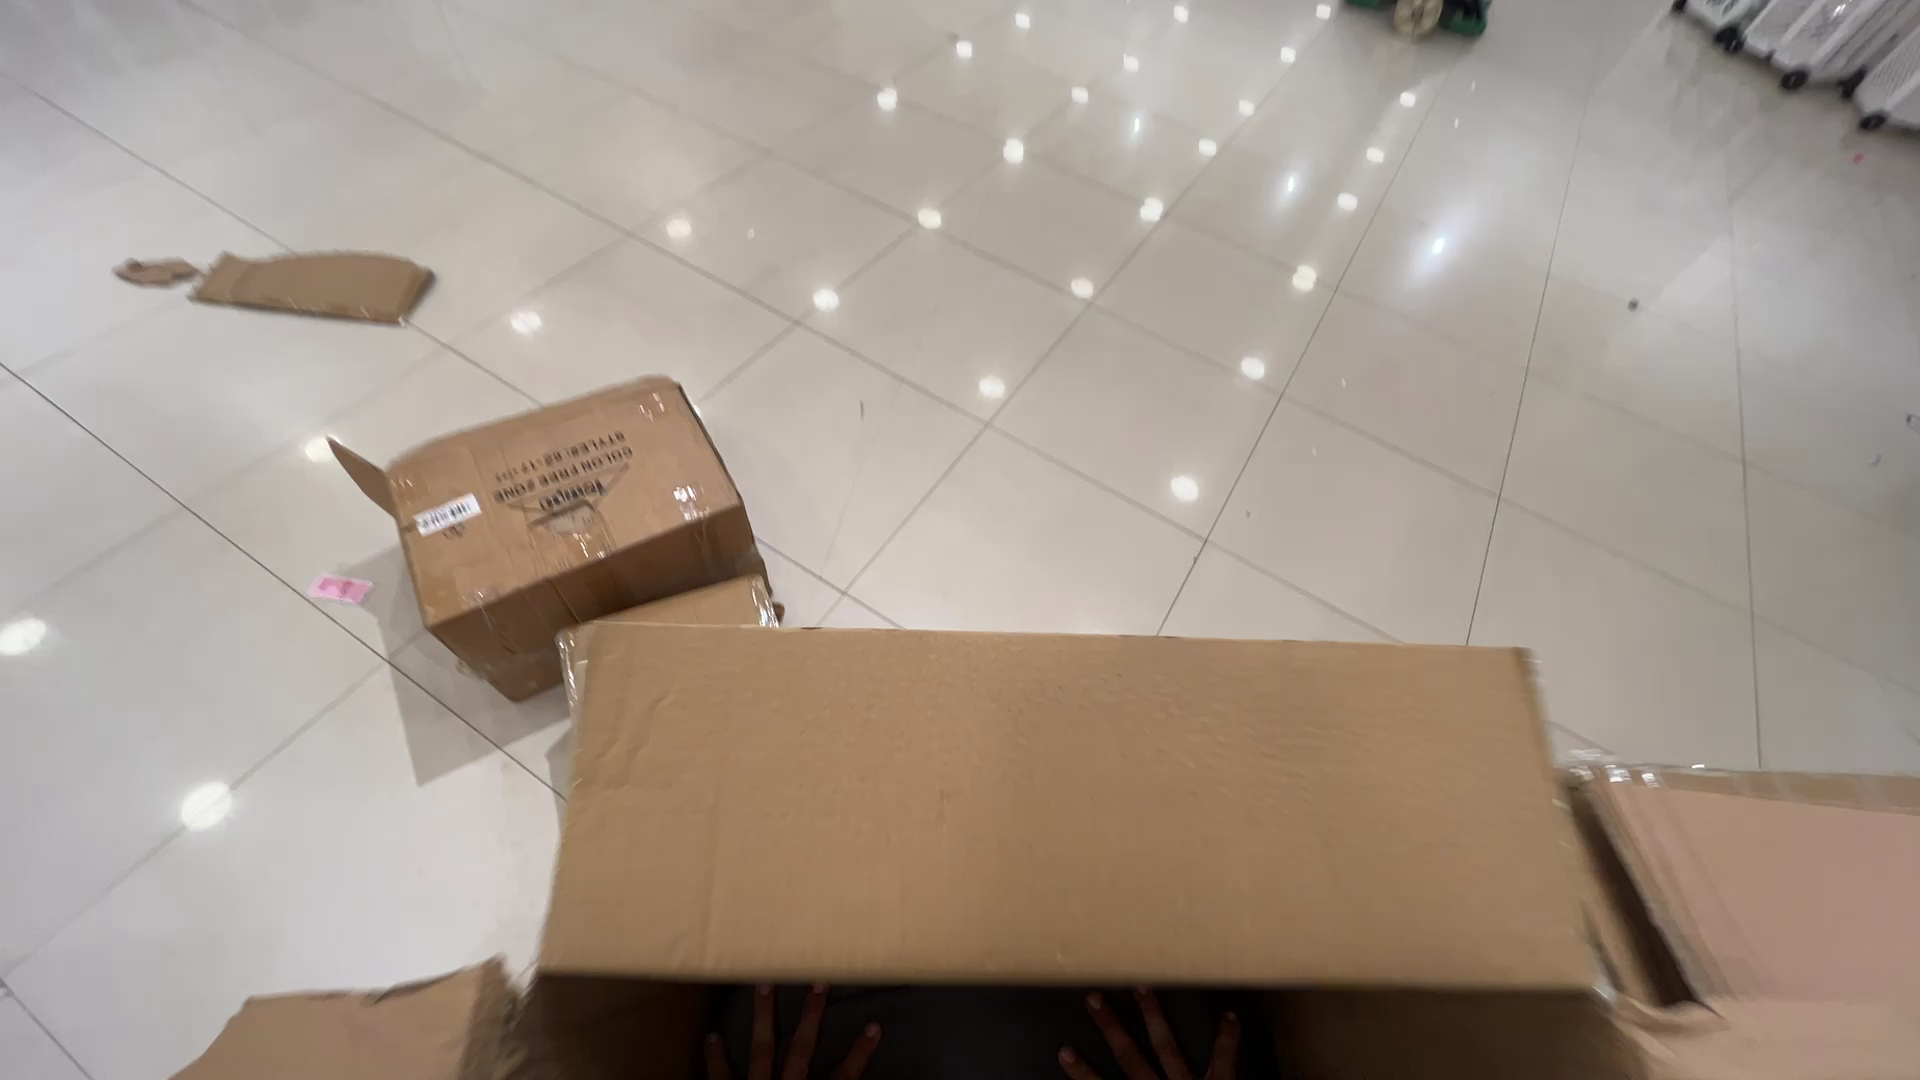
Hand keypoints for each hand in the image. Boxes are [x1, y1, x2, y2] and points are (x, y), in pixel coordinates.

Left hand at [705, 984, 881, 1079]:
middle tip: (817, 981)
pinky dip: (716, 1059)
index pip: (842, 1079)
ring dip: (763, 1017)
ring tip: (762, 984)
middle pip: (801, 1051)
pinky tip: (711, 1037)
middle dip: (811, 1016)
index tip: (875, 1024)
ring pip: (761, 1051)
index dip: (859, 1053)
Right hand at [1058, 989, 1237, 1079]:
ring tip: (1142, 987)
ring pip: (1167, 1047)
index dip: (1083, 1073)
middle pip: (1130, 1058)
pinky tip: (1230, 1016)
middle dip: (1111, 1028)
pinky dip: (1227, 1039)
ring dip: (1154, 1017)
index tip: (1065, 1051)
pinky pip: (1223, 1062)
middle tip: (1094, 998)